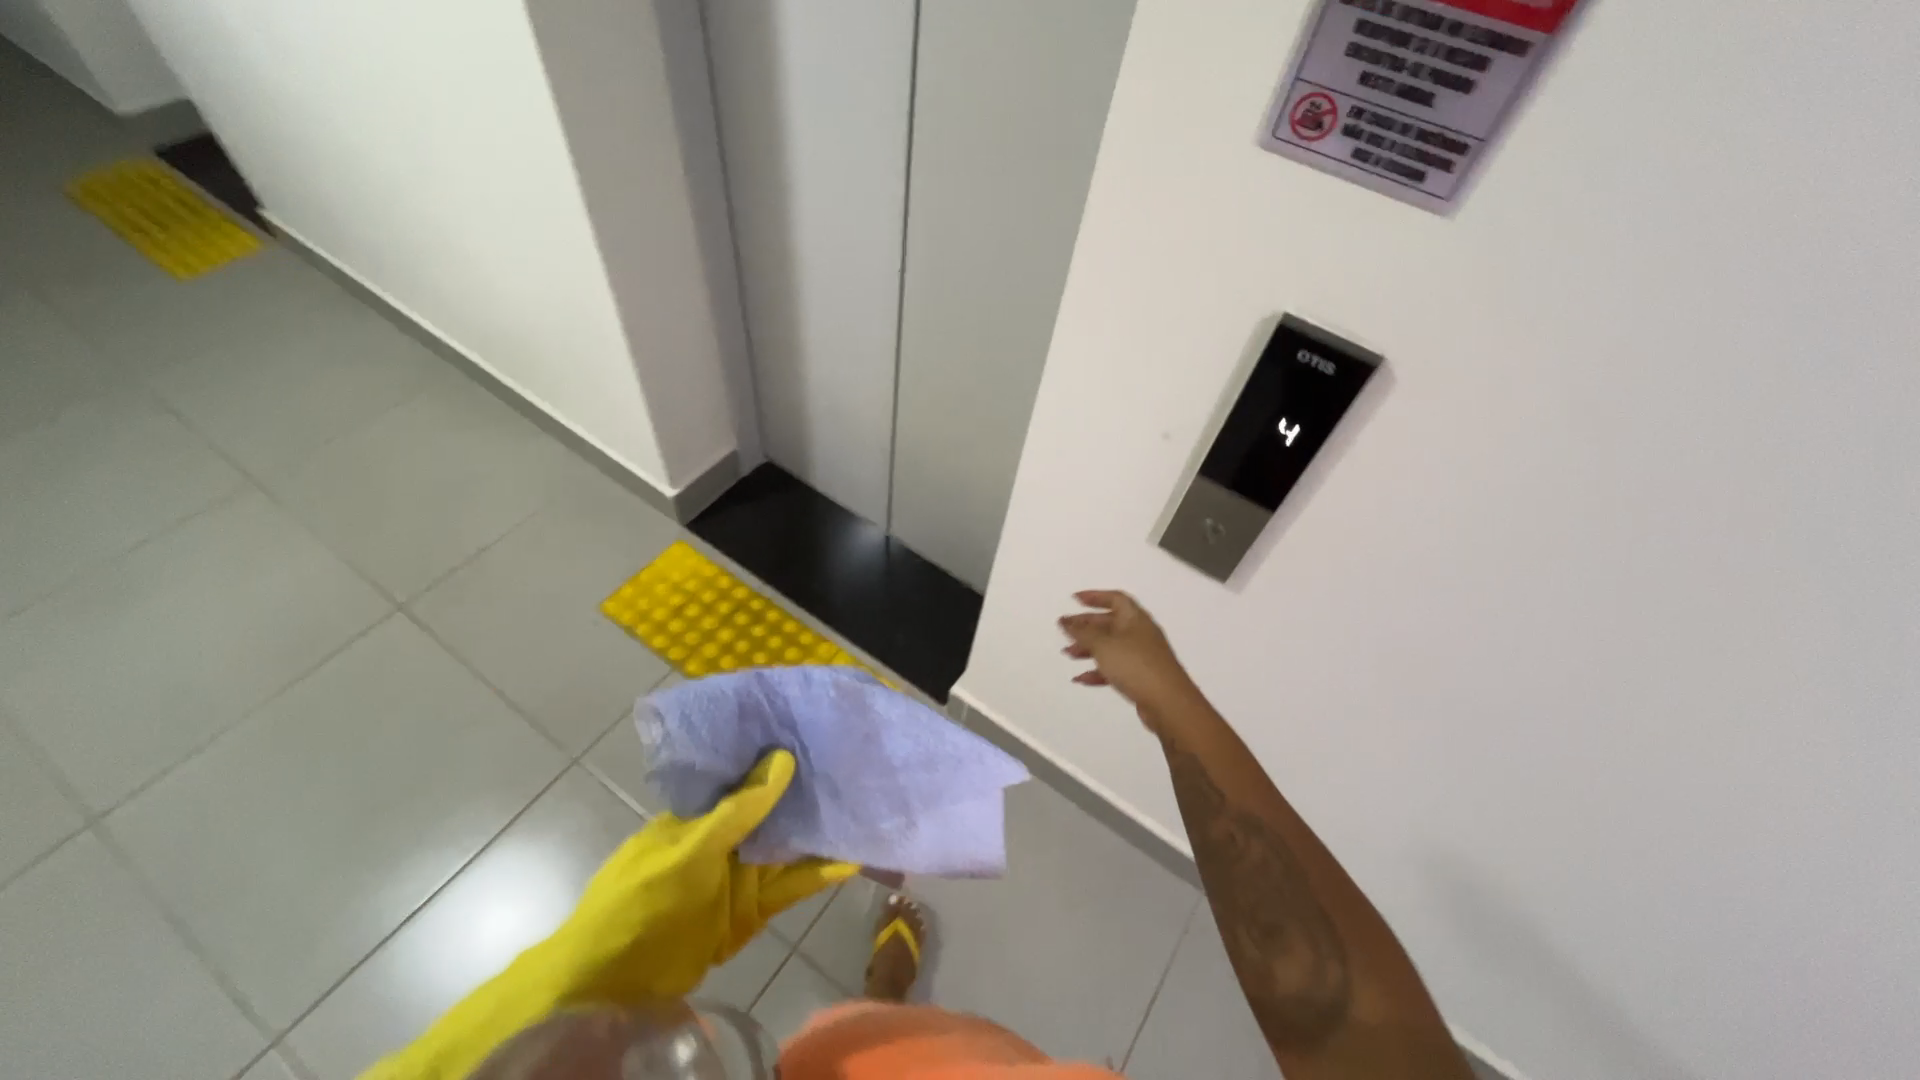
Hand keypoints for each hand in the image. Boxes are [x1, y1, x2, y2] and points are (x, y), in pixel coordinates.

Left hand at [363, 750, 855, 1079]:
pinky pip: (791, 886)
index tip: (818, 734)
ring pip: (788, 846)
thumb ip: (739, 810)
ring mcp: (739, 875)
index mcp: (699, 814)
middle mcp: (723, 838)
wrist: (612, 985)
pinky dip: (819, 874)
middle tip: (858, 767)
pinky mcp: (754, 909)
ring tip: (865, 808)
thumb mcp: (689, 849)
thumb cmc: (640, 902)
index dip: (779, 757)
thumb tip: (781, 758)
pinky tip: (851, 859)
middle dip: (810, 792)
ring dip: (822, 833)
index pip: (745, 776)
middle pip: (774, 810)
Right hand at [1060, 590, 1201, 730]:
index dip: (1094, 596)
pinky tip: (1081, 679)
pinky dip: (1098, 670)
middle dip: (1086, 625)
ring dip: (1088, 648)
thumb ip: (1082, 632)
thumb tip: (1066, 621)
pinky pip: (1115, 668)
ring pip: (1111, 646)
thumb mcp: (1103, 645)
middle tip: (1064, 630)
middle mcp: (1140, 633)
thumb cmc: (1135, 665)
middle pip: (1110, 623)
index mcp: (1135, 618)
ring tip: (1068, 654)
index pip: (1115, 599)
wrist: (1168, 702)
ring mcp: (1142, 656)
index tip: (1074, 600)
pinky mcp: (1141, 676)